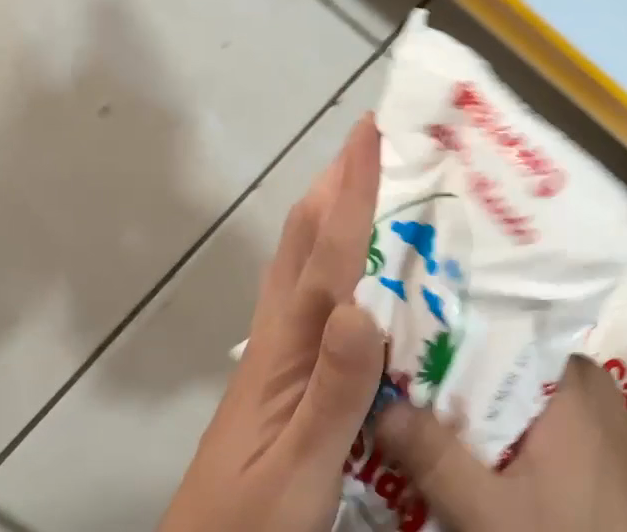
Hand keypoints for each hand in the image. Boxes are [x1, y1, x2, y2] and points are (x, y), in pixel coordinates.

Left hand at [160, 116, 386, 531]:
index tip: (370, 133)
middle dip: (337, 183)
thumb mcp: (300, 471)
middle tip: (373, 136)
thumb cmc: (253, 523)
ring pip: (302, 264)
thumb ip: (333, 393)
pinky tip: (356, 266)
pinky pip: (311, 294)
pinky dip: (334, 255)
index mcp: (288, 353)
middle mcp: (280, 340)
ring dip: (332, 210)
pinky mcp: (284, 378)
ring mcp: (278, 358)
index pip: (327, 259)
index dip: (352, 193)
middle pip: (306, 244)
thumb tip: (362, 305)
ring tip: (366, 178)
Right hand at [374, 355, 626, 531]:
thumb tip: (383, 404)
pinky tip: (482, 461)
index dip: (443, 348)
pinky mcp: (603, 441)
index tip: (400, 360)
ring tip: (430, 430)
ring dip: (481, 418)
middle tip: (404, 403)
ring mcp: (598, 409)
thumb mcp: (490, 511)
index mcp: (565, 373)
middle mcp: (585, 376)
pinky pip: (545, 421)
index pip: (493, 335)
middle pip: (505, 367)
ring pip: (522, 396)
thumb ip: (436, 457)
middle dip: (456, 389)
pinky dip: (511, 437)